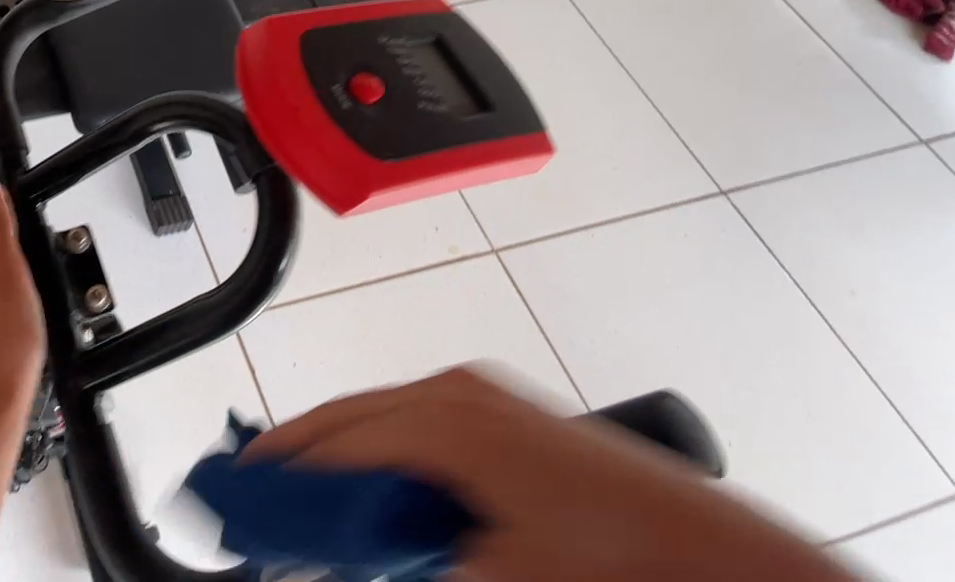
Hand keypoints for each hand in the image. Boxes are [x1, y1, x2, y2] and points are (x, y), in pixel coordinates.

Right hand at [246, 367, 856, 581]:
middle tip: (249, 492)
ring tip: (298, 492)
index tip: (235, 496)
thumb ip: (398, 555)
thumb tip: (334, 552)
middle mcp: (448, 391)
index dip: (278, 474)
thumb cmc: (611, 564)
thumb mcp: (488, 574)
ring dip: (331, 451)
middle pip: (341, 417)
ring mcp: (470, 391)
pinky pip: (403, 418)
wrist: (719, 556)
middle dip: (292, 455)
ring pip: (370, 414)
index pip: (332, 444)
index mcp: (442, 423)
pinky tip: (364, 483)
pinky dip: (371, 446)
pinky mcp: (489, 403)